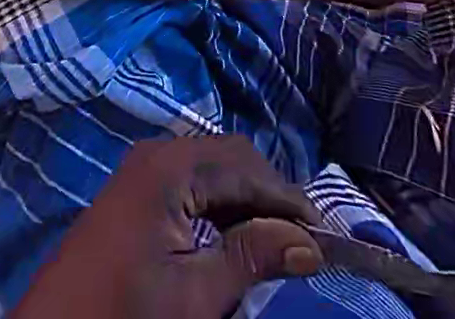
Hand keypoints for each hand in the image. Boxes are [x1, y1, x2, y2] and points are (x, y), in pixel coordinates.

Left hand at [11, 135, 324, 318]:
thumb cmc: (127, 310)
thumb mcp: (196, 294)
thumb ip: (252, 257)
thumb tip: (310, 241)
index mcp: (170, 167)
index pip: (245, 166)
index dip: (289, 199)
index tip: (327, 239)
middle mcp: (157, 152)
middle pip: (230, 156)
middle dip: (269, 193)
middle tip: (304, 243)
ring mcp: (144, 167)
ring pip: (212, 166)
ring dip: (246, 198)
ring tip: (277, 244)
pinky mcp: (138, 187)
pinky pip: (191, 180)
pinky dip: (220, 203)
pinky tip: (236, 237)